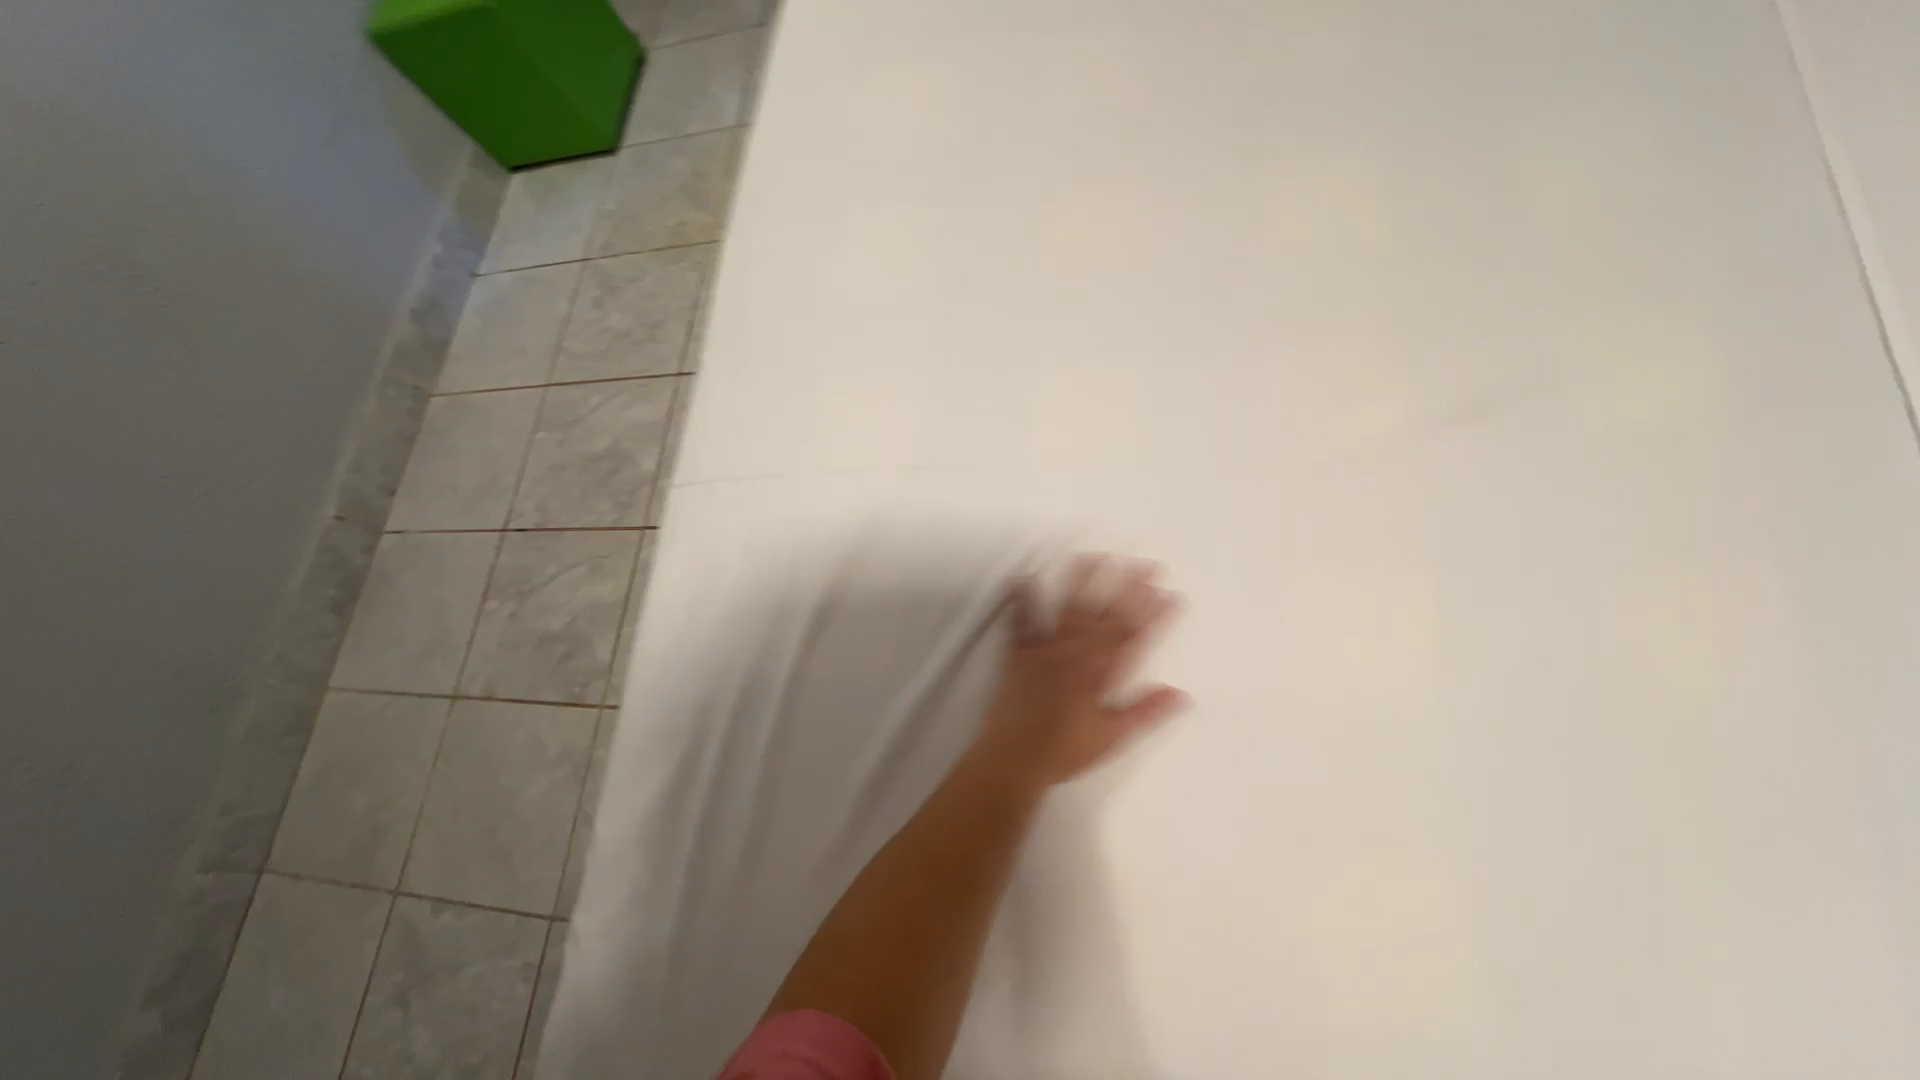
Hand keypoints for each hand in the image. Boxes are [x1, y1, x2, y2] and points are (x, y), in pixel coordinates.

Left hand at [973, 553, 1188, 787]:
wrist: (1013, 759)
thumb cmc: (1065, 751)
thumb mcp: (1112, 736)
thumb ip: (1145, 712)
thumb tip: (1181, 694)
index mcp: (1100, 673)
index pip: (1133, 635)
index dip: (1154, 613)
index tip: (1171, 594)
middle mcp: (1074, 653)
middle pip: (1105, 612)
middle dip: (1128, 585)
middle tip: (1145, 563)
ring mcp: (1044, 649)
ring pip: (1067, 607)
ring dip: (1083, 579)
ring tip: (1096, 555)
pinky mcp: (1016, 654)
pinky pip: (1018, 622)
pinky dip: (1021, 599)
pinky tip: (1022, 577)